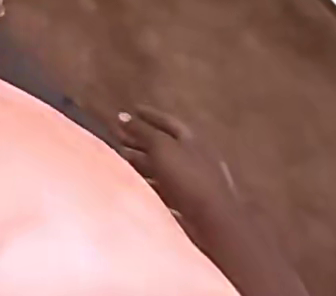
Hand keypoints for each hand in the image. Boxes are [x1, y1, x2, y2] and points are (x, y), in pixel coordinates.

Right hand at [118, 108, 237, 219]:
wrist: (216, 225)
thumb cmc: (187, 177)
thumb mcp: (161, 147)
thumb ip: (142, 130)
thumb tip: (123, 115)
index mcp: (192, 139)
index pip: (167, 121)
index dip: (149, 115)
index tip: (131, 109)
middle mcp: (195, 157)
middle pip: (165, 144)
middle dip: (142, 139)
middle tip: (119, 135)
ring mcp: (195, 182)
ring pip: (164, 166)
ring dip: (143, 160)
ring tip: (122, 158)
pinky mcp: (192, 204)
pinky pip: (166, 186)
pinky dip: (151, 181)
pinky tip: (137, 184)